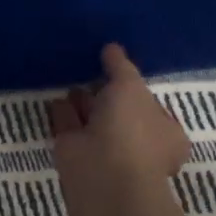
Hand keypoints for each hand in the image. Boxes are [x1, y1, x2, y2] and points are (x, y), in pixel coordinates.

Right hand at [48, 43, 190, 188]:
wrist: (102, 168)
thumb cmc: (130, 127)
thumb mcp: (131, 86)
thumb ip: (121, 66)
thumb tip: (112, 47)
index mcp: (165, 133)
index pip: (150, 105)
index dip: (134, 87)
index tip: (115, 67)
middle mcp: (138, 141)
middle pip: (118, 109)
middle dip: (103, 91)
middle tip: (86, 65)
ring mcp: (106, 145)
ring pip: (91, 114)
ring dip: (80, 97)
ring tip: (64, 70)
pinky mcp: (75, 147)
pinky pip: (67, 120)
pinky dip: (60, 107)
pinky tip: (50, 87)